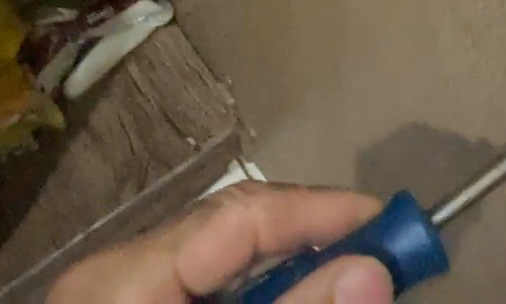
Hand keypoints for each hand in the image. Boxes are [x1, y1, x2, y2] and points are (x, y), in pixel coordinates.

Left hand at [47, 181, 394, 303]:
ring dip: (291, 271)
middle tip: (383, 254)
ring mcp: (123, 293)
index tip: (385, 220)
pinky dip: (260, 295)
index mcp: (125, 282)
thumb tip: (372, 272)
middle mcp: (120, 272)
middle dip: (311, 237)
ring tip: (350, 282)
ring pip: (225, 260)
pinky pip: (209, 289)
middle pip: (233, 230)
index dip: (317, 210)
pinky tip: (295, 299)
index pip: (239, 215)